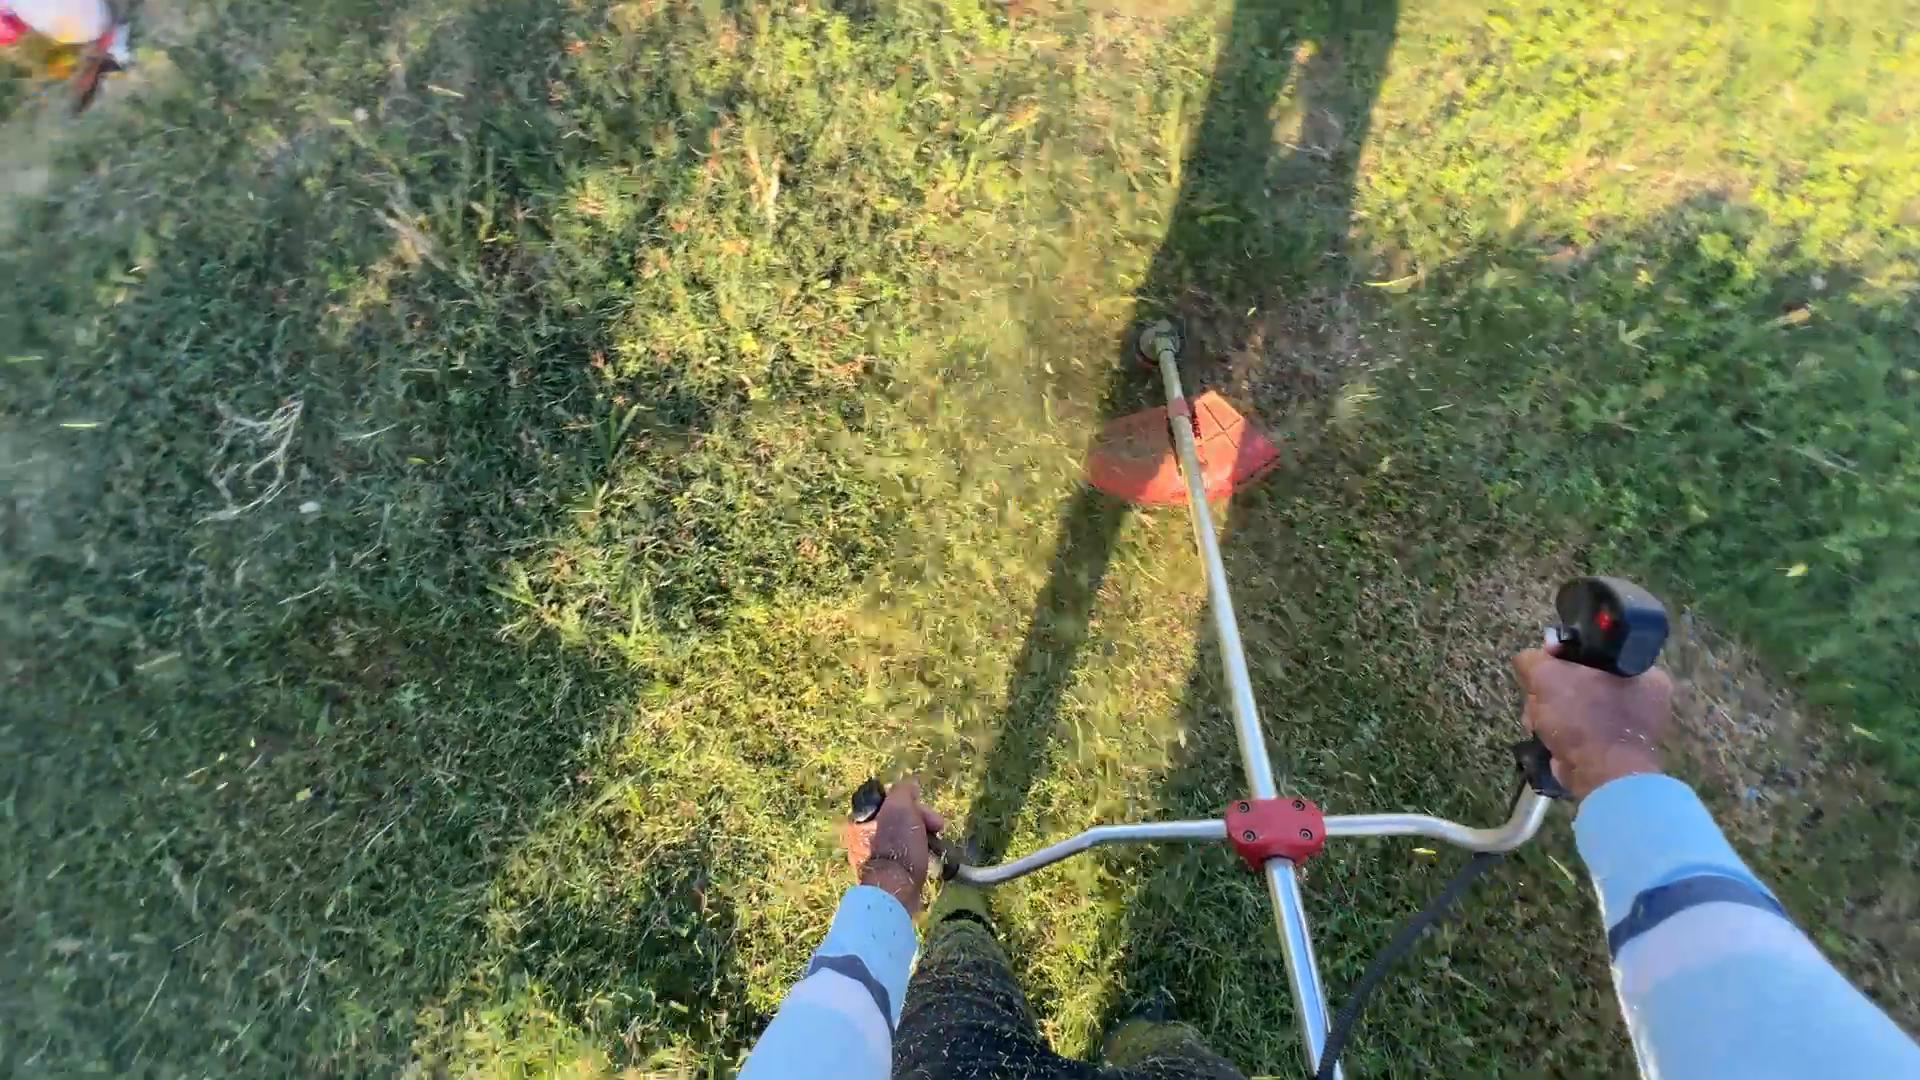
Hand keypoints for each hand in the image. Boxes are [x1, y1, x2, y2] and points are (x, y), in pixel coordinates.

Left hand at [843, 777, 945, 910]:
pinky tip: (928, 858)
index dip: (911, 802)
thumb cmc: (897, 845)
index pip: (890, 800)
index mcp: (860, 819)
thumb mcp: (901, 807)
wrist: (895, 891)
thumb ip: (904, 790)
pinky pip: (903, 855)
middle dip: (921, 819)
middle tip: (938, 827)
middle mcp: (861, 837)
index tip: (924, 811)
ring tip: (936, 845)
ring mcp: (872, 857)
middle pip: (898, 817)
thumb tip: (911, 784)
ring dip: (922, 837)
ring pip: (903, 836)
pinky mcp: (885, 874)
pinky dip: (917, 854)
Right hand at [1513, 648, 1674, 799]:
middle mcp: (1643, 697)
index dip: (1559, 657)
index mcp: (1643, 673)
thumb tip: (1529, 660)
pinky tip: (1547, 734)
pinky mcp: (1613, 744)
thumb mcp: (1548, 675)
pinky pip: (1577, 724)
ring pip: (1571, 702)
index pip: (1591, 652)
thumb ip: (1532, 658)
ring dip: (1546, 710)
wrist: (1600, 773)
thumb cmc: (1583, 717)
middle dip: (1548, 690)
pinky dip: (1558, 728)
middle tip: (1539, 699)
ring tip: (1540, 721)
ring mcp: (1629, 723)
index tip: (1542, 667)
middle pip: (1576, 679)